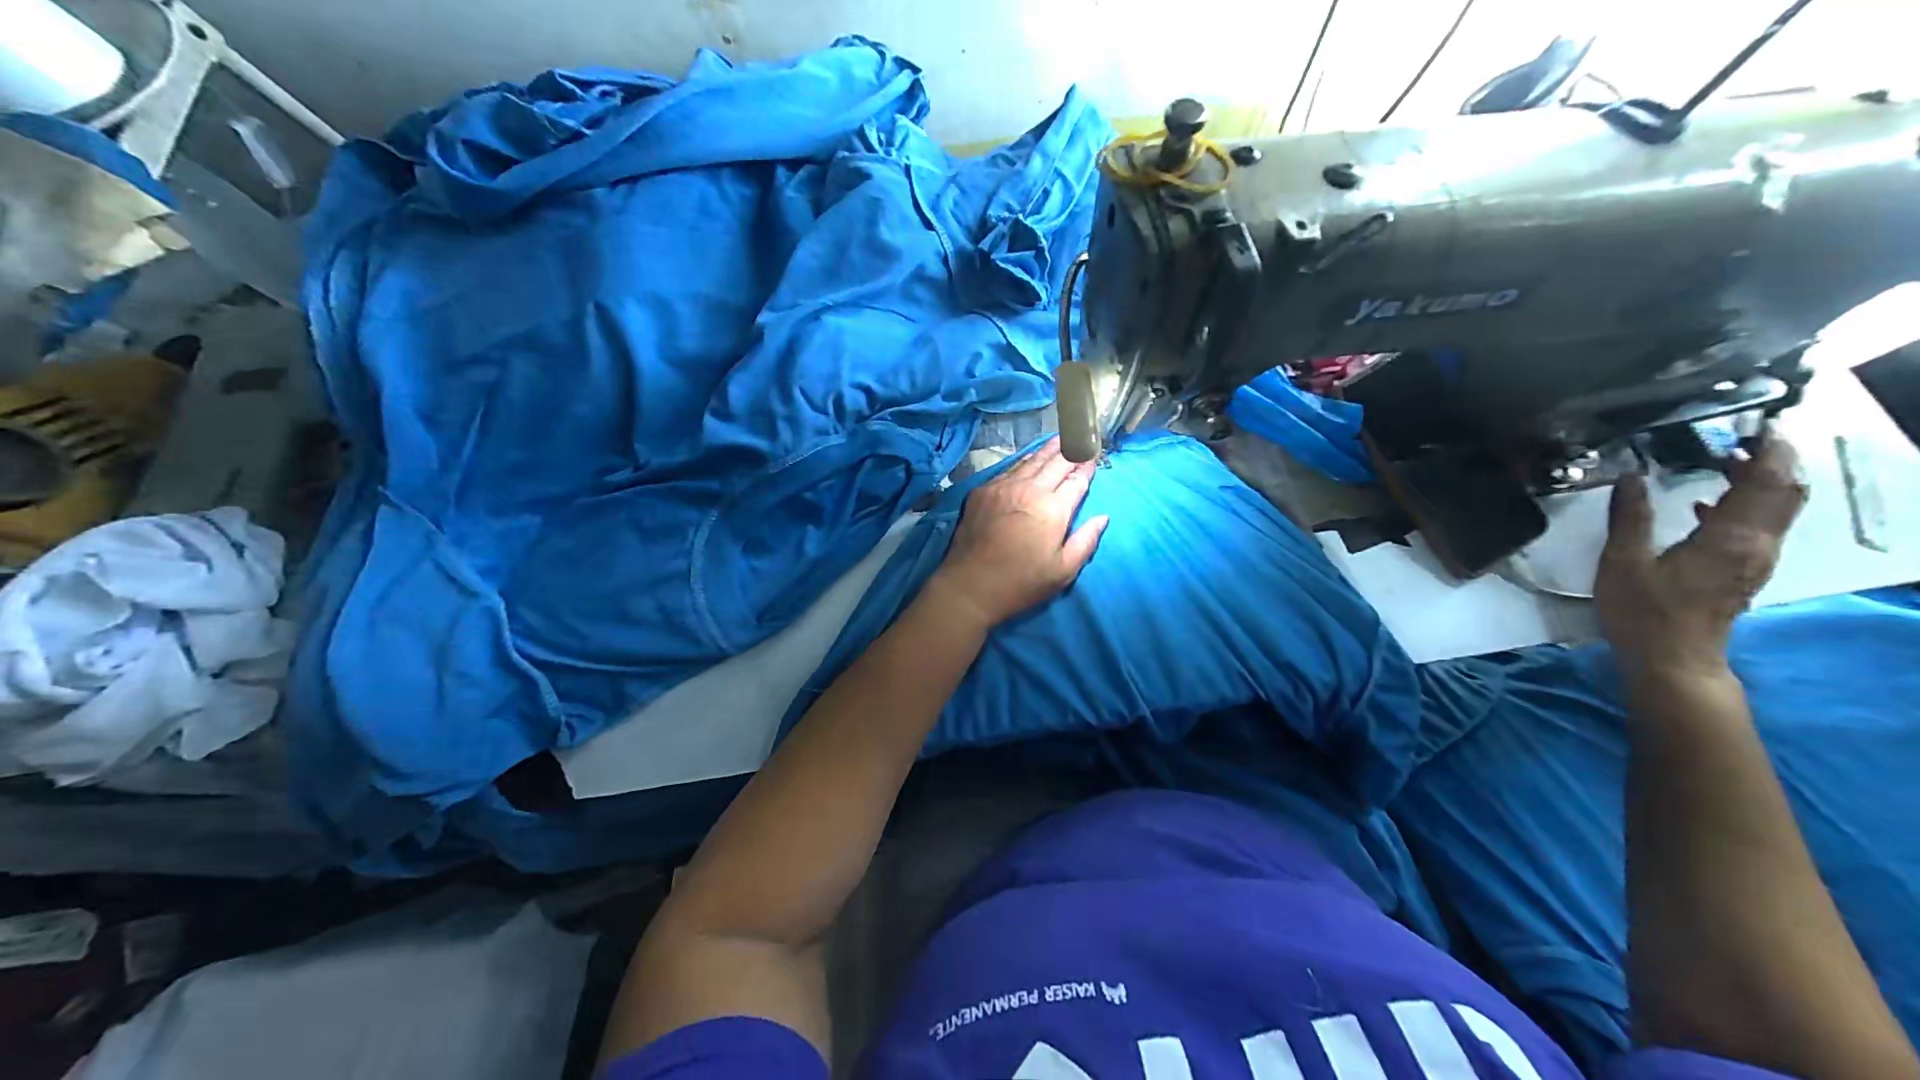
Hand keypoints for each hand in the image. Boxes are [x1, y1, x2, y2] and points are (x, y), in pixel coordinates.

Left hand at [923, 437, 1108, 630]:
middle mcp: (1030, 490)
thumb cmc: (1021, 583)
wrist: (969, 585)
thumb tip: (1103, 518)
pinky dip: (1024, 461)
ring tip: (1060, 440)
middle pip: (1055, 463)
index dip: (1087, 468)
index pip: (1077, 481)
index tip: (1095, 457)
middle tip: (1081, 439)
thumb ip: (1086, 541)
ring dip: (1048, 450)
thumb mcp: (1063, 571)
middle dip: (1071, 451)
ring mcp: (1003, 487)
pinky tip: (1029, 459)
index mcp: (1053, 509)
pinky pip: (1009, 469)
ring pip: (1031, 461)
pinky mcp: (983, 491)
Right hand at [1595, 435, 1806, 676]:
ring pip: (1775, 509)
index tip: (1760, 426)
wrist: (1673, 659)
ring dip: (1759, 482)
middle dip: (1772, 461)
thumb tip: (1631, 477)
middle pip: (1784, 493)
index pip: (1767, 483)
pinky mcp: (1744, 571)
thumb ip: (1630, 517)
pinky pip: (1758, 526)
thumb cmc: (1645, 612)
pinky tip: (1707, 504)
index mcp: (1730, 538)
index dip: (1770, 451)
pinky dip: (1743, 505)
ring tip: (1724, 464)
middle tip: (1741, 439)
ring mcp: (1755, 560)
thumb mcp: (1623, 563)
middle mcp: (1756, 545)